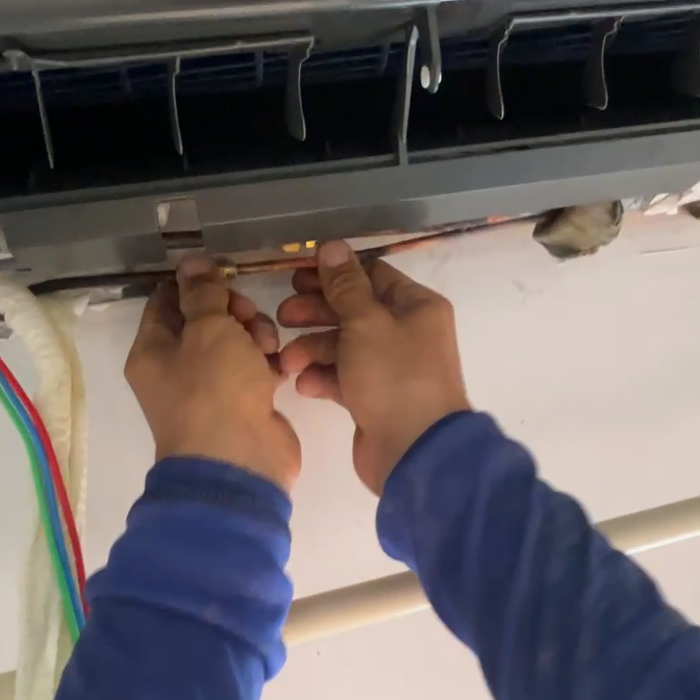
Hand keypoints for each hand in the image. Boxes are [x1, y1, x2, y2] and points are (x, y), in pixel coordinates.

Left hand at [124, 256, 300, 490]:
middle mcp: (178, 367)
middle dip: (234, 311)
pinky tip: (281, 365)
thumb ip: (203, 293)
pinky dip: (269, 362)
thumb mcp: (208, 330)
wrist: (240, 463)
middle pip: (207, 319)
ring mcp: (212, 387)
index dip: (197, 283)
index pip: (168, 299)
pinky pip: (256, 366)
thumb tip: (191, 261)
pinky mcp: (244, 402)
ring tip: (268, 349)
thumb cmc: (214, 390)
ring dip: (257, 335)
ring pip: (237, 340)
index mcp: (153, 350)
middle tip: (248, 318)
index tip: (226, 275)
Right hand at [276, 241, 471, 494]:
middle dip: (316, 311)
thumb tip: (332, 246)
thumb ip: (345, 286)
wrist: (414, 453)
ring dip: (312, 348)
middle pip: (353, 310)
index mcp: (416, 306)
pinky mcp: (374, 398)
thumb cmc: (394, 376)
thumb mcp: (366, 323)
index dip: (334, 273)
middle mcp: (406, 332)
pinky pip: (344, 377)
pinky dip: (323, 377)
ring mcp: (390, 367)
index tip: (297, 275)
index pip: (371, 275)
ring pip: (344, 345)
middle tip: (283, 314)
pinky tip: (303, 384)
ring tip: (286, 361)